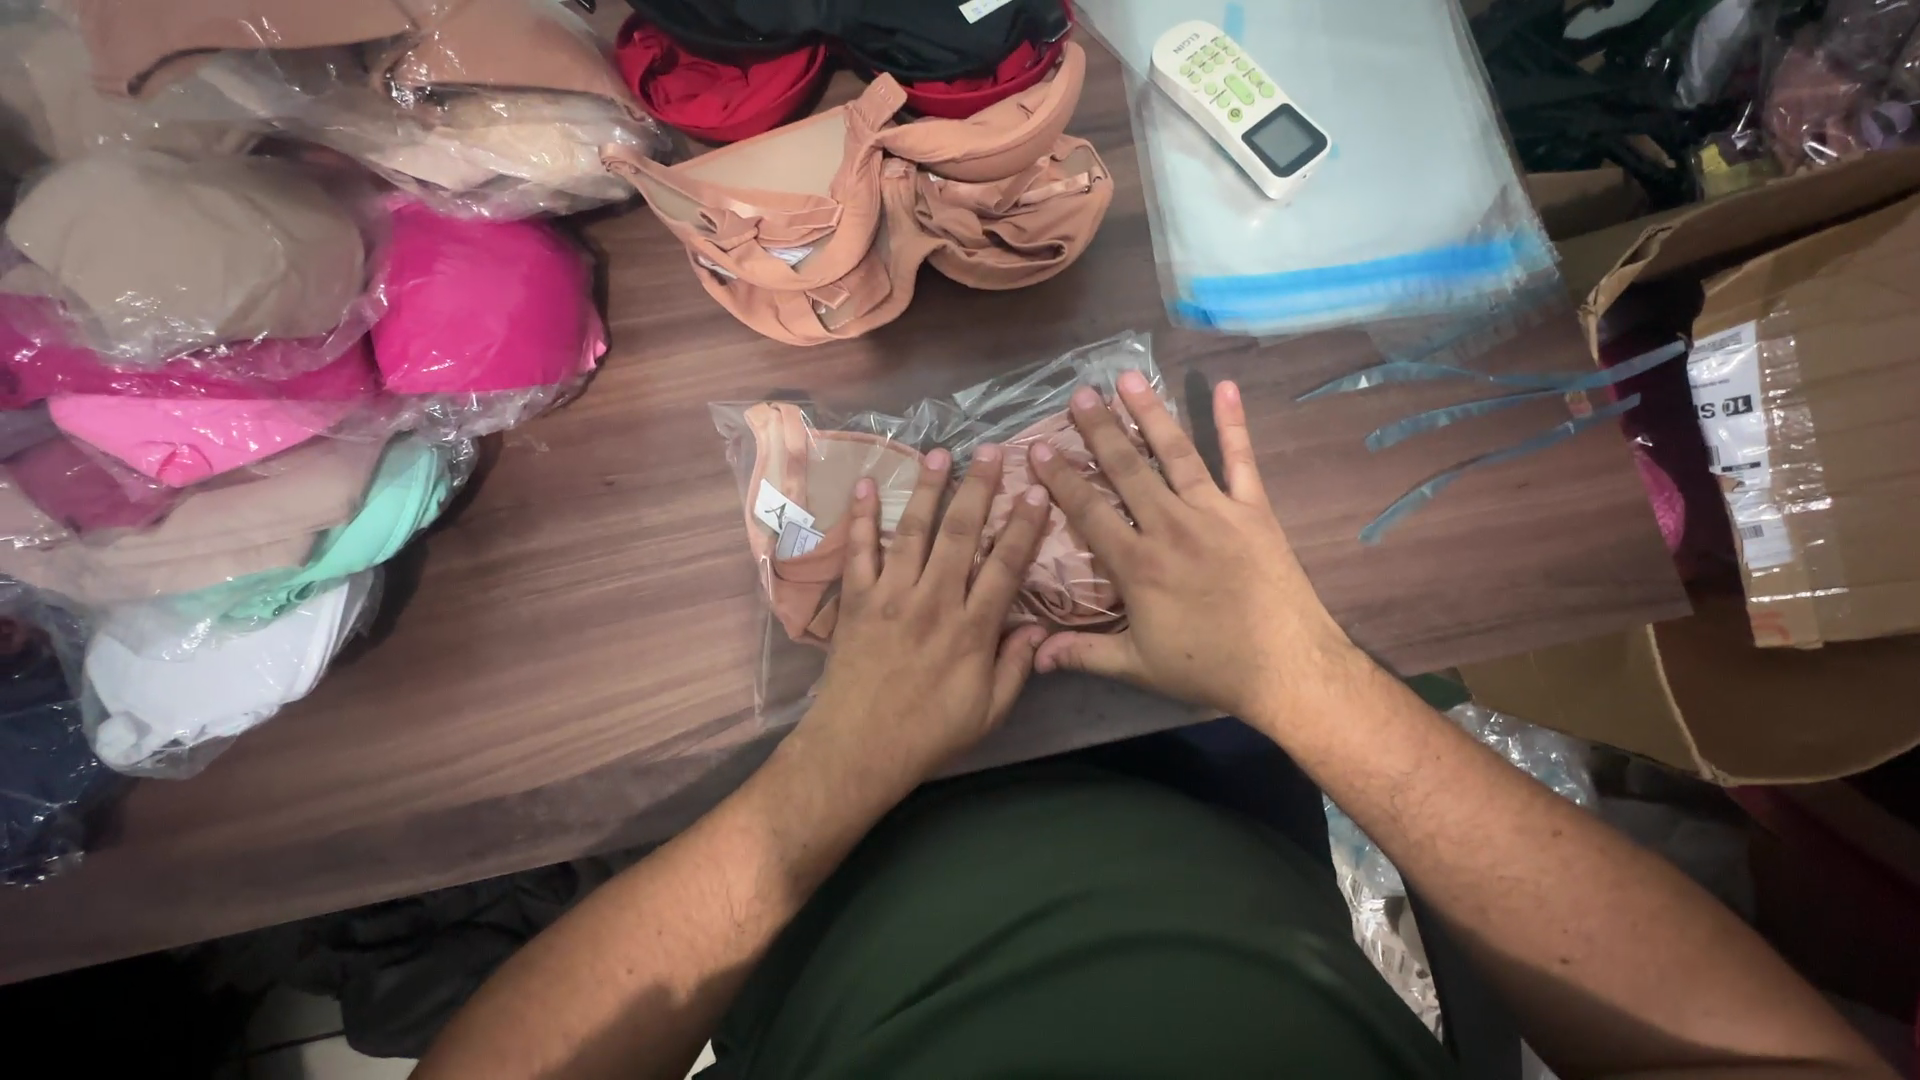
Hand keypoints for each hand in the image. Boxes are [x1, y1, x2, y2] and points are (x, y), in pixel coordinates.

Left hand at [801, 445, 1051, 783]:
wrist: (859, 749)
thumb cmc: (929, 733)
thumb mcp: (989, 711)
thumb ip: (1016, 666)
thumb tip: (1041, 629)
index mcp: (972, 629)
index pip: (1005, 565)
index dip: (1023, 526)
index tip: (1036, 491)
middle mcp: (934, 601)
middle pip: (961, 535)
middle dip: (979, 489)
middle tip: (991, 452)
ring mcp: (891, 597)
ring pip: (914, 533)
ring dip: (928, 491)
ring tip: (940, 454)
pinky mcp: (856, 601)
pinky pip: (859, 552)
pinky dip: (862, 518)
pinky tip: (868, 485)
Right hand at [1029, 374, 1356, 720]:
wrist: (1287, 669)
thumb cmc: (1208, 667)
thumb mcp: (1137, 666)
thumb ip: (1082, 654)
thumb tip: (1032, 655)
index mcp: (1137, 563)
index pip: (1088, 510)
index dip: (1060, 479)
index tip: (1038, 449)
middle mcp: (1171, 526)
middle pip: (1127, 469)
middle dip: (1099, 430)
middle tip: (1079, 394)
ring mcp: (1215, 513)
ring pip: (1175, 453)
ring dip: (1150, 413)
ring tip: (1129, 379)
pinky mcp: (1254, 511)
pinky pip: (1242, 460)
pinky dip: (1234, 423)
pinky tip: (1226, 386)